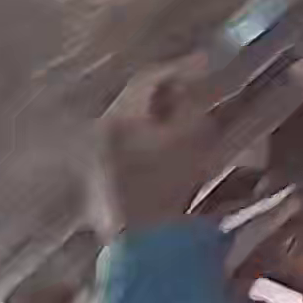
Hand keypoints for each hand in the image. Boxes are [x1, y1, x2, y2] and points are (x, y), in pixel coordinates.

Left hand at [89, 55, 215, 238]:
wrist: (144, 240)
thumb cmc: (168, 180)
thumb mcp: (191, 134)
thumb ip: (193, 102)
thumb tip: (193, 82)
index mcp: (118, 118)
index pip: (149, 78)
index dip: (182, 66)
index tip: (207, 61)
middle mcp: (99, 133)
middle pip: (137, 99)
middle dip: (169, 90)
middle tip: (199, 85)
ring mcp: (95, 158)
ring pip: (132, 122)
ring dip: (160, 113)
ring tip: (188, 112)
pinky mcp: (100, 179)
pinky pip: (127, 143)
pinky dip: (150, 135)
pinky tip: (170, 143)